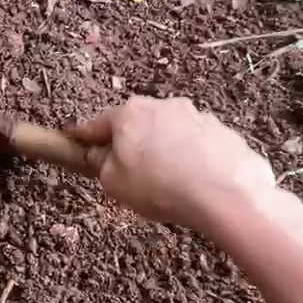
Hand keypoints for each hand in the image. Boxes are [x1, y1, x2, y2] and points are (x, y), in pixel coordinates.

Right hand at [66, 97, 281, 235]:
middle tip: (130, 174)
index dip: (83, 136)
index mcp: (130, 113)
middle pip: (137, 125)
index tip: (73, 140)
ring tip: (170, 184)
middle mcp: (163, 106)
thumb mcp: (113, 182)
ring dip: (165, 151)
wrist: (228, 196)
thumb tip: (102, 155)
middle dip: (132, 144)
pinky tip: (197, 185)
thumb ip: (100, 163)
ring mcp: (198, 117)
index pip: (97, 124)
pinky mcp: (225, 132)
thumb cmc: (162, 187)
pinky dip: (194, 159)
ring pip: (171, 134)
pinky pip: (199, 146)